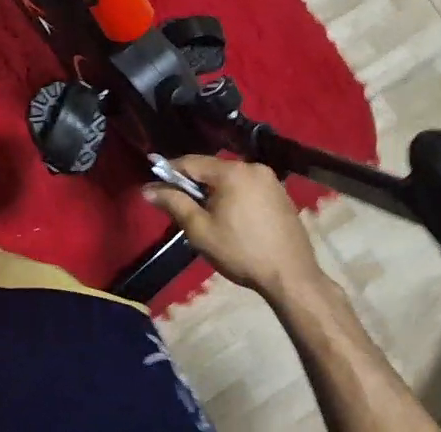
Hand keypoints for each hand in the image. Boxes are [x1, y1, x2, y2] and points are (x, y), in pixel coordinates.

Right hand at [143, 155, 324, 297]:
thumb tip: (148, 189)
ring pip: (232, 180)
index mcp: (232, 171)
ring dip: (216, 192)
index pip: (192, 162)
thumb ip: (174, 204)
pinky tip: (234, 220)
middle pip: (213, 170)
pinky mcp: (283, 195)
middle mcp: (253, 168)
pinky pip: (249, 188)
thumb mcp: (200, 230)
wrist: (292, 278)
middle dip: (195, 185)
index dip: (171, 172)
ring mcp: (271, 181)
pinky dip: (236, 198)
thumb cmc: (241, 252)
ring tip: (208, 216)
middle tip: (183, 207)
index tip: (157, 185)